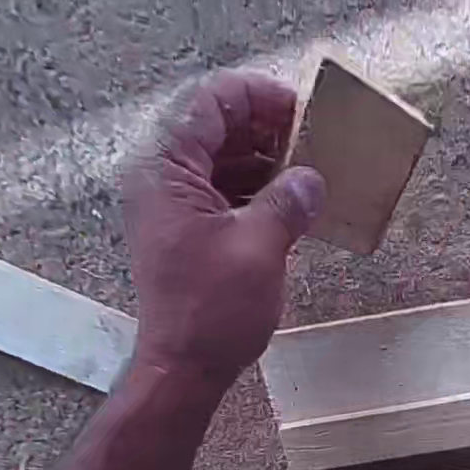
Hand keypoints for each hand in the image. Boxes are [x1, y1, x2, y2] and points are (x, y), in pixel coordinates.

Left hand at [122, 72, 325, 389]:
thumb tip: (310, 180)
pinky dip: (250, 198)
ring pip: (217, 167)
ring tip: (303, 179)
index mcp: (167, 170)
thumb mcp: (259, 249)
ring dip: (260, 167)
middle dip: (263, 133)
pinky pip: (217, 201)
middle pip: (212, 131)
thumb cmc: (213, 313)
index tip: (300, 114)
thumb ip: (287, 202)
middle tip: (308, 147)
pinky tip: (284, 210)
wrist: (183, 371)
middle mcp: (159, 183)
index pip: (211, 103)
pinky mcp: (181, 240)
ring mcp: (168, 213)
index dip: (259, 99)